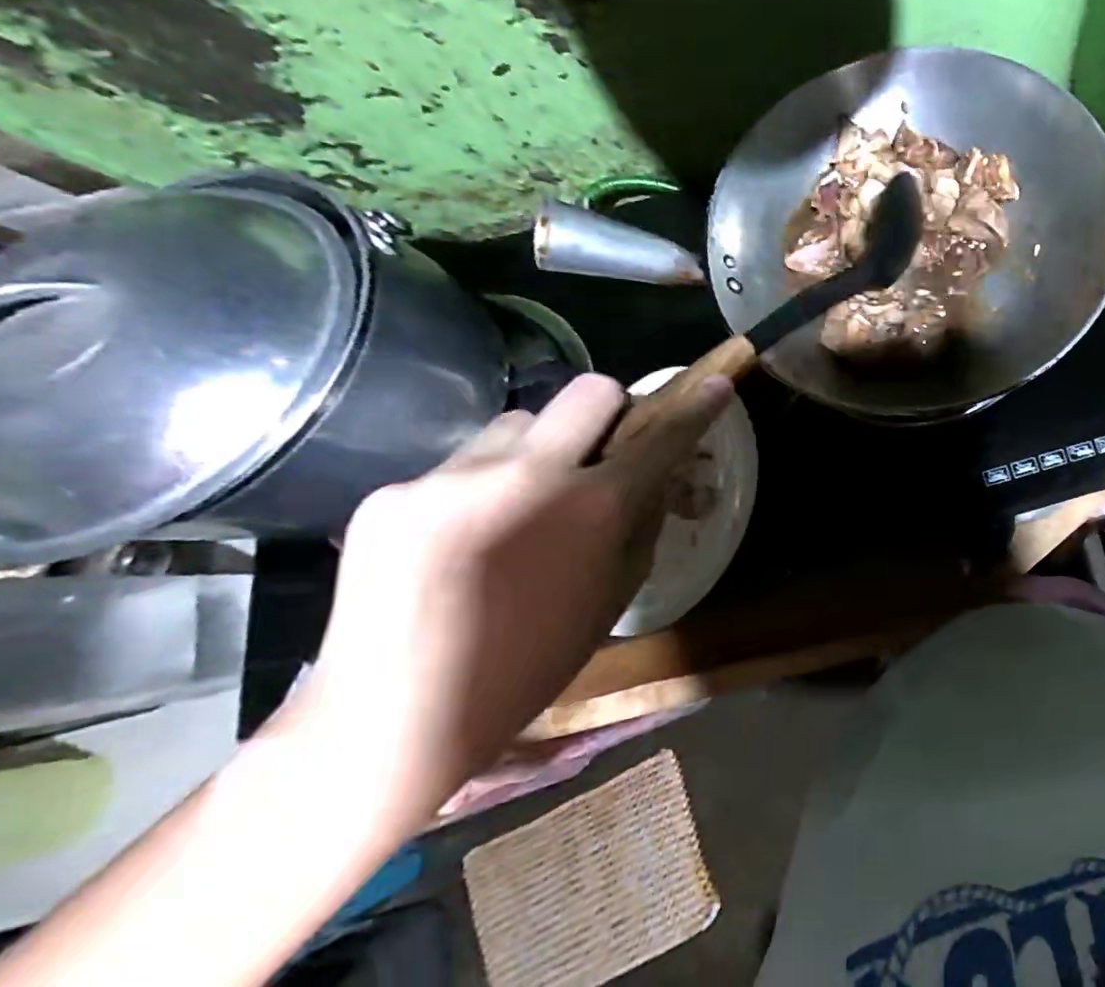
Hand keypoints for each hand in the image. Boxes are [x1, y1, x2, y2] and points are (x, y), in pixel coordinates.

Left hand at [294, 373, 732, 815]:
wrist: (396, 717)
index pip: (657, 439)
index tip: (712, 386)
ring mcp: (448, 477)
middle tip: (597, 453)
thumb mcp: (610, 601)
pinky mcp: (392, 492)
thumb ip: (639, 528)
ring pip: (515, 425)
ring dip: (535, 452)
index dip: (692, 409)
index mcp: (589, 510)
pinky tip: (461, 541)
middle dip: (607, 410)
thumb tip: (651, 479)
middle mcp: (522, 474)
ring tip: (518, 507)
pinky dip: (477, 488)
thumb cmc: (528, 666)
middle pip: (586, 391)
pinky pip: (456, 466)